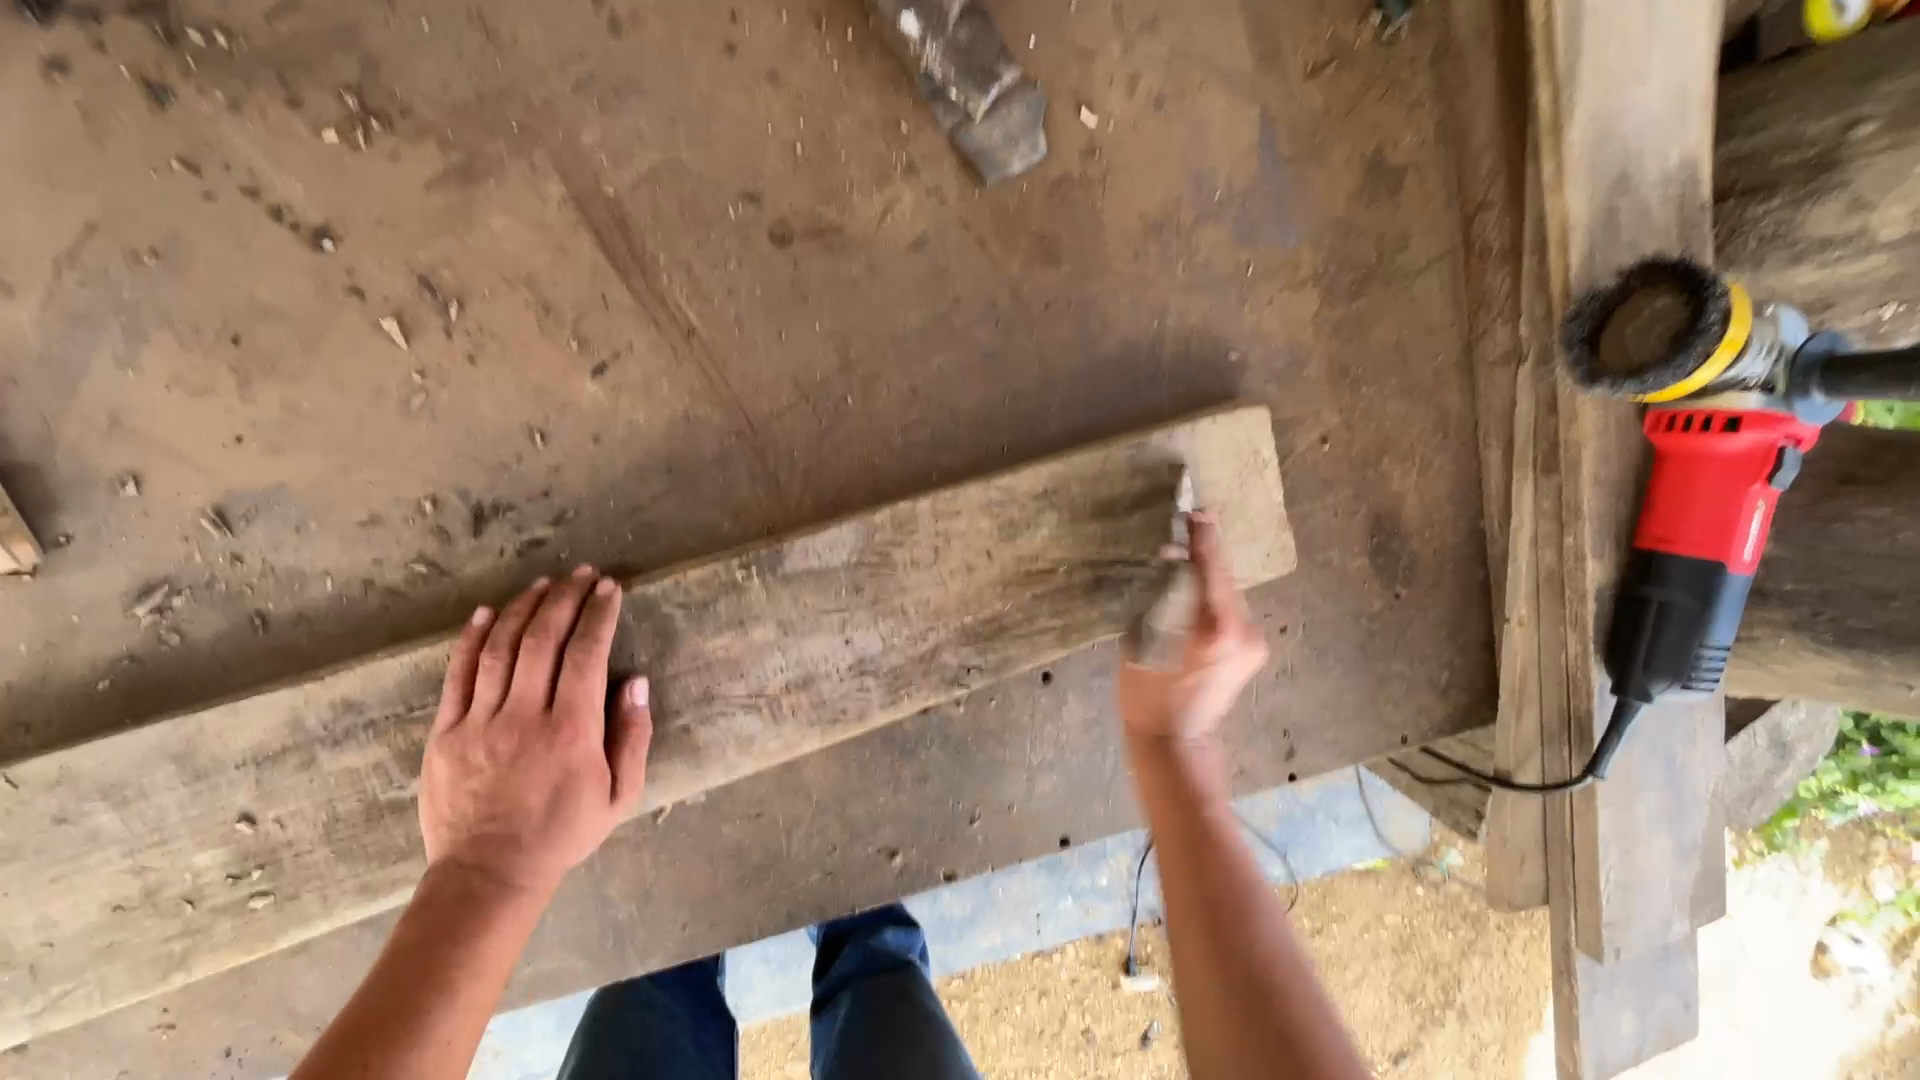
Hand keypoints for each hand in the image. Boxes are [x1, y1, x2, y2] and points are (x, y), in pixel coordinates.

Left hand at [420, 566, 653, 897]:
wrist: (489, 873)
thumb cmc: (564, 834)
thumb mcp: (621, 796)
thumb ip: (633, 737)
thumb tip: (637, 683)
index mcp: (572, 730)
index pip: (587, 655)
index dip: (600, 615)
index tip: (611, 589)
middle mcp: (526, 716)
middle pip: (544, 640)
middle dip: (566, 599)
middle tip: (582, 574)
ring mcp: (480, 722)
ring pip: (501, 648)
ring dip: (524, 608)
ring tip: (544, 584)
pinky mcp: (446, 733)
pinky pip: (458, 675)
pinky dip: (472, 639)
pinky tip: (485, 613)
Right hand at [1118, 513, 1268, 742]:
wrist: (1177, 742)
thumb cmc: (1149, 699)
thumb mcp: (1143, 643)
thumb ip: (1158, 601)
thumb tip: (1165, 564)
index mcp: (1219, 631)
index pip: (1212, 572)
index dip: (1203, 540)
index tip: (1196, 512)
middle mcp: (1245, 632)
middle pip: (1225, 579)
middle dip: (1206, 551)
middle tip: (1191, 519)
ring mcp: (1253, 643)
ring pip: (1230, 593)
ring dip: (1210, 572)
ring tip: (1190, 545)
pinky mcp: (1251, 650)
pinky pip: (1231, 609)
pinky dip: (1214, 592)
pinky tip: (1198, 579)